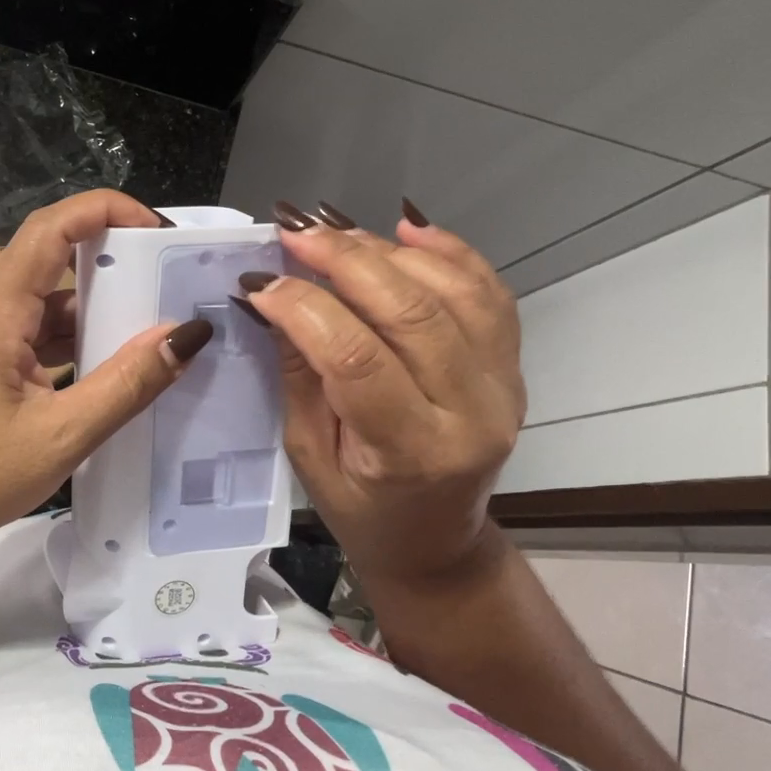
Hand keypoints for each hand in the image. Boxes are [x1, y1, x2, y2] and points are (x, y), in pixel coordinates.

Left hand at [0, 189, 213, 550]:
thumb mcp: (63, 433)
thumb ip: (128, 383)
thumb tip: (186, 334)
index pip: (49, 229)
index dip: (105, 211)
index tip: (156, 230)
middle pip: (48, 261)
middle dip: (108, 262)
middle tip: (165, 280)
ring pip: (40, 303)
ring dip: (90, 309)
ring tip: (149, 323)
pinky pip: (28, 335)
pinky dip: (67, 341)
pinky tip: (105, 364)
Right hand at [239, 199, 525, 583]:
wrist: (437, 542)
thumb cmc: (360, 510)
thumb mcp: (307, 454)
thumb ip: (298, 375)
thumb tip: (272, 300)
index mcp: (410, 451)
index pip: (356, 359)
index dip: (304, 309)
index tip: (260, 283)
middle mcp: (469, 413)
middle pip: (411, 312)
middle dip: (345, 260)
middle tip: (293, 233)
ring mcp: (502, 384)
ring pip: (452, 290)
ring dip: (388, 250)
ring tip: (333, 232)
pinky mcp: (511, 365)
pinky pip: (487, 291)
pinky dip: (447, 250)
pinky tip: (403, 229)